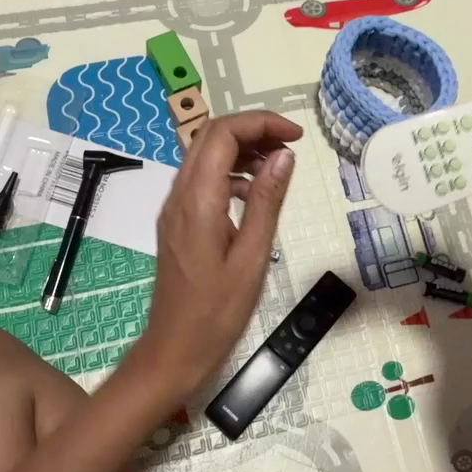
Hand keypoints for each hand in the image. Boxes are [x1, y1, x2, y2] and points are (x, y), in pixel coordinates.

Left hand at [128, 111, 300, 398]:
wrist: (175, 348)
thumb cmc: (217, 311)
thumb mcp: (253, 256)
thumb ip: (267, 201)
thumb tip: (284, 155)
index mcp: (198, 200)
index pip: (223, 134)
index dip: (261, 123)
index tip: (297, 136)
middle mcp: (179, 195)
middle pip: (210, 136)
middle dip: (251, 129)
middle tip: (290, 144)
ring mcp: (174, 208)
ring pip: (204, 156)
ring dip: (241, 149)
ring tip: (279, 166)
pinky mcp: (178, 222)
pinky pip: (202, 180)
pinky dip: (230, 173)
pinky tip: (255, 194)